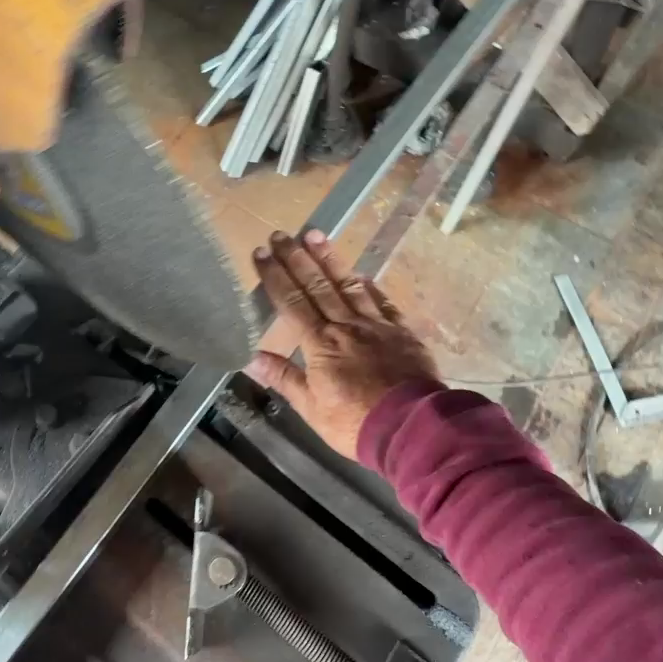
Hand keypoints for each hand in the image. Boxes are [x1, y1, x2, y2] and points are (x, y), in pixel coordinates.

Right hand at [244, 229, 440, 458]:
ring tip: (315, 235)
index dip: (274, 276)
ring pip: (349, 284)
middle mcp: (345, 325)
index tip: (260, 253)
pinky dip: (369, 286)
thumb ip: (284, 378)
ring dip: (330, 259)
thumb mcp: (311, 408)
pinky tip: (362, 274)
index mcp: (320, 343)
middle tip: (281, 234)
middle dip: (297, 258)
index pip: (291, 302)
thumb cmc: (354, 423)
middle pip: (317, 285)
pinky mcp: (401, 332)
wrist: (411, 427)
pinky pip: (382, 301)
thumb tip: (251, 358)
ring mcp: (376, 325)